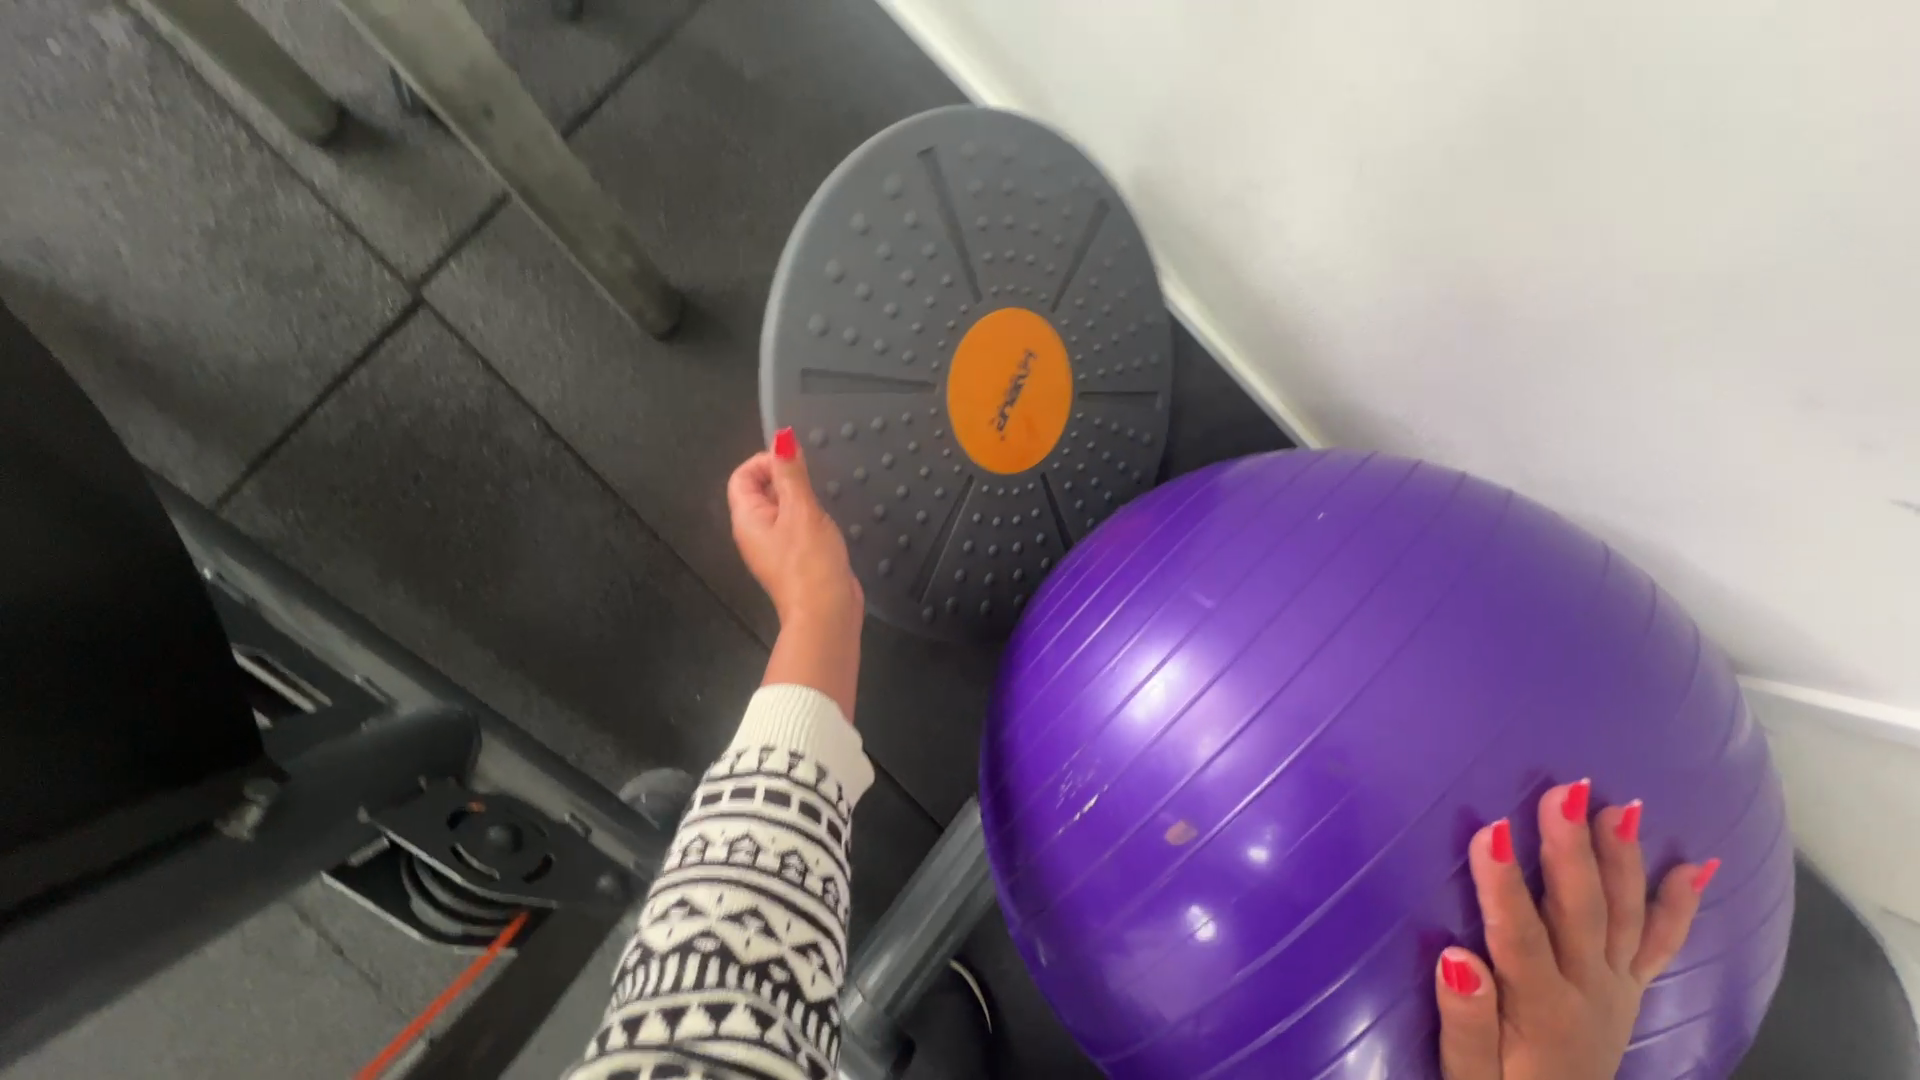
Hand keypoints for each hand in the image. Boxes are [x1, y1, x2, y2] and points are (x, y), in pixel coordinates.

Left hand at [727, 430, 863, 630]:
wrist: (826, 614)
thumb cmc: (810, 561)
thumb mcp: (802, 510)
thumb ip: (791, 473)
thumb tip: (782, 438)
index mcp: (747, 518)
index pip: (742, 476)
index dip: (764, 462)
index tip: (794, 463)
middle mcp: (755, 532)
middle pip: (762, 490)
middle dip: (786, 478)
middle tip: (813, 480)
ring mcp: (775, 547)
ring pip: (783, 509)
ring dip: (802, 498)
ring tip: (823, 500)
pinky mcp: (796, 558)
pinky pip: (797, 527)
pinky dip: (811, 518)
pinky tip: (830, 522)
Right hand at [1436, 781, 1717, 1078]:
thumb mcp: (1468, 1076)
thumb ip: (1465, 1021)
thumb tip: (1459, 958)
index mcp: (1541, 1010)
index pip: (1517, 935)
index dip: (1502, 882)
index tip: (1488, 829)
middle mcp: (1588, 992)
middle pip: (1581, 913)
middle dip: (1571, 849)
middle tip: (1566, 792)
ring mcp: (1615, 987)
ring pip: (1624, 916)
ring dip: (1621, 860)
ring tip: (1620, 808)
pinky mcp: (1628, 988)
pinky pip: (1659, 944)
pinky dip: (1679, 906)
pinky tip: (1693, 867)